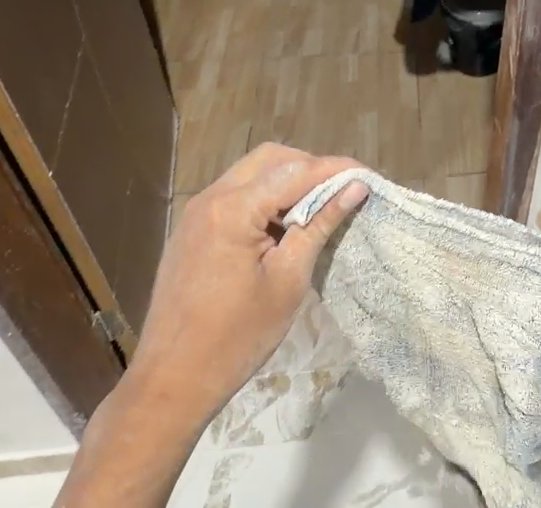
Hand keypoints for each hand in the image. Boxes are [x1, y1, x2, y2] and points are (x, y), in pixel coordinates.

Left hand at [131, 143, 368, 417]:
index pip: (296, 172)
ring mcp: (196, 212)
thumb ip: (320, 225)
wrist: (171, 381)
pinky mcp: (192, 229)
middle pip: (270, 159)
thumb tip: (355, 188)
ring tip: (317, 209)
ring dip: (287, 182)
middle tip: (341, 191)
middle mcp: (211, 197)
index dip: (335, 169)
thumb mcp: (288, 280)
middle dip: (310, 168)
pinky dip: (264, 198)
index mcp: (234, 209)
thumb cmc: (237, 337)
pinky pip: (235, 194)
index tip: (369, 175)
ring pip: (251, 173)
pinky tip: (283, 227)